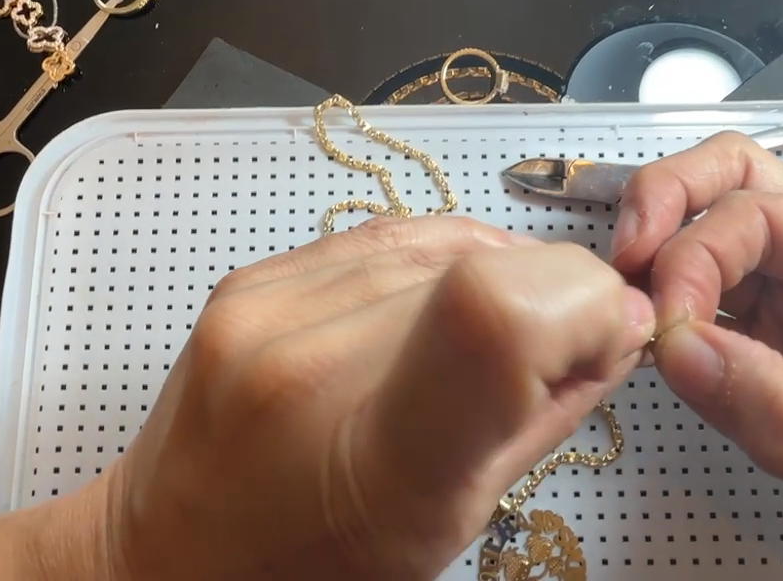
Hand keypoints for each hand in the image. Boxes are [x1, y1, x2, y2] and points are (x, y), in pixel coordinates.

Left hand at [98, 214, 655, 580]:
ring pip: (437, 237)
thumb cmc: (309, 572)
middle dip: (548, 290)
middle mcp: (303, 361)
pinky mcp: (250, 275)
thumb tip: (612, 320)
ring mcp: (264, 306)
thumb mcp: (447, 531)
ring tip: (468, 342)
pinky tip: (428, 308)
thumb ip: (541, 416)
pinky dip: (431, 262)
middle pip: (478, 264)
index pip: (497, 314)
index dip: (578, 300)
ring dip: (488, 272)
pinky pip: (381, 235)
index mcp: (370, 462)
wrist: (170, 546)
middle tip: (548, 346)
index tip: (606, 330)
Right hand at [610, 132, 782, 580]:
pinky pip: (713, 299)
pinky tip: (657, 339)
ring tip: (631, 303)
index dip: (697, 255)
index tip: (665, 327)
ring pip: (713, 233)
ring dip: (663, 255)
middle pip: (734, 181)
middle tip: (622, 260)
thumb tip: (671, 351)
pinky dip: (674, 308)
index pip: (764, 212)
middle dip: (667, 206)